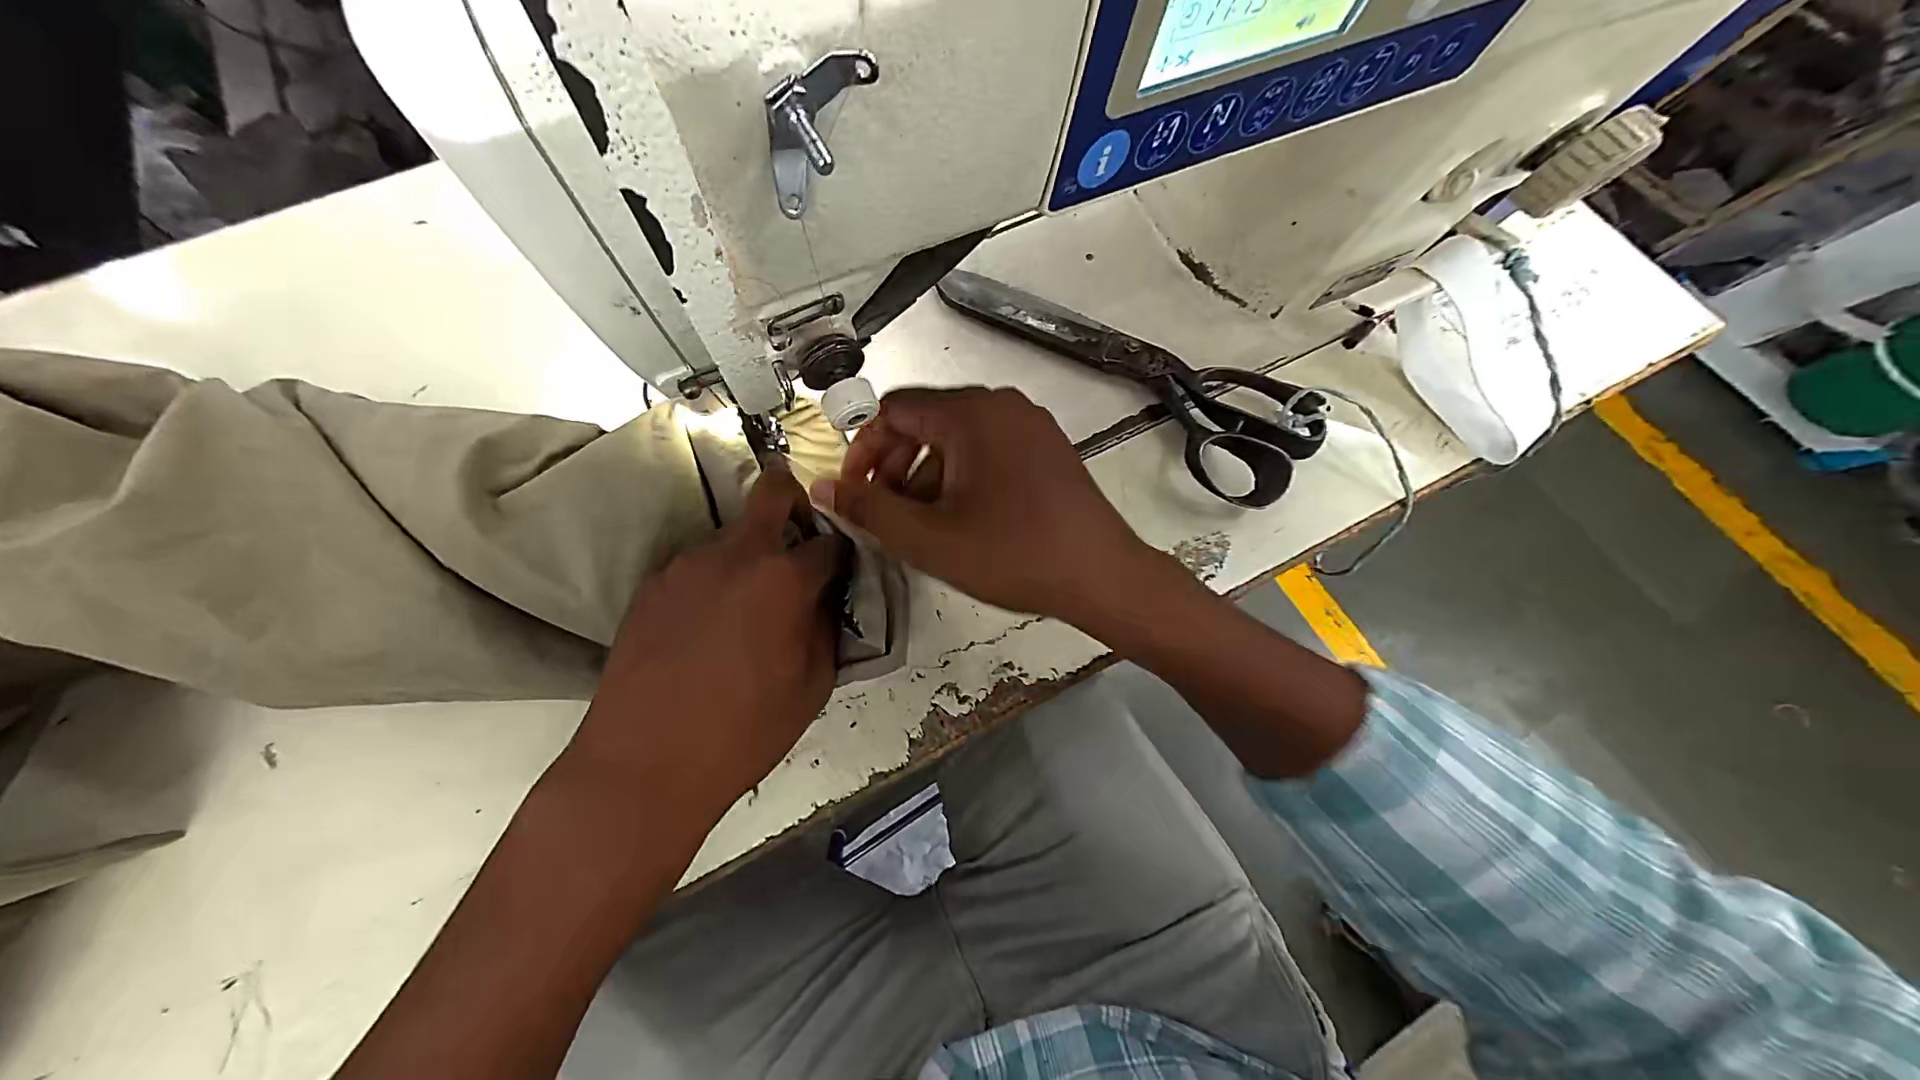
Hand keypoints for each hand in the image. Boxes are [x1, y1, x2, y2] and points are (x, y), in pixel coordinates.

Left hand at [570, 463, 847, 815]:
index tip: (842, 574)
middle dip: (799, 503)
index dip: (844, 556)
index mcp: (783, 579)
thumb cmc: (742, 733)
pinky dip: (717, 577)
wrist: (642, 763)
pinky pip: (699, 563)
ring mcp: (687, 564)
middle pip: (775, 491)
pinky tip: (712, 624)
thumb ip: (827, 628)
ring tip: (749, 605)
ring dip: (753, 552)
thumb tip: (827, 598)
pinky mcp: (653, 583)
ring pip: (734, 532)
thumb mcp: (812, 686)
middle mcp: (735, 554)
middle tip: (802, 543)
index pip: (832, 542)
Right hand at [812, 386, 1173, 624]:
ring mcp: (1030, 424)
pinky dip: (962, 475)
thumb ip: (868, 508)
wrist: (1102, 575)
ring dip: (927, 474)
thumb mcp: (928, 538)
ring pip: (957, 437)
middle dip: (895, 464)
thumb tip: (823, 486)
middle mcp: (1002, 405)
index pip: (894, 410)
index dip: (863, 449)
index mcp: (971, 413)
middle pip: (926, 420)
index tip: (854, 491)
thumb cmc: (1014, 554)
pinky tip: (962, 518)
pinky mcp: (1048, 447)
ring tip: (922, 524)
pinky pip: (988, 449)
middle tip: (884, 511)